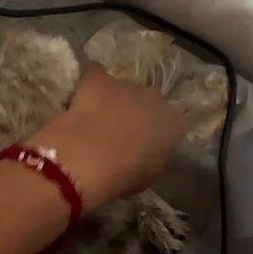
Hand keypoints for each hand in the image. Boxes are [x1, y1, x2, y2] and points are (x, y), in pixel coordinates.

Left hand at [28, 63, 184, 207]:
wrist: (91, 157)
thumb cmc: (124, 176)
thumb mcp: (145, 179)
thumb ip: (148, 162)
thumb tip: (139, 159)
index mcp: (174, 124)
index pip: (169, 127)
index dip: (152, 137)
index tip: (139, 150)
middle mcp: (156, 98)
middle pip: (146, 104)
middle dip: (133, 115)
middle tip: (114, 136)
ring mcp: (127, 85)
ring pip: (121, 90)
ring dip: (110, 101)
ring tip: (91, 121)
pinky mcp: (99, 79)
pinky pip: (96, 74)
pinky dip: (89, 82)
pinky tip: (78, 96)